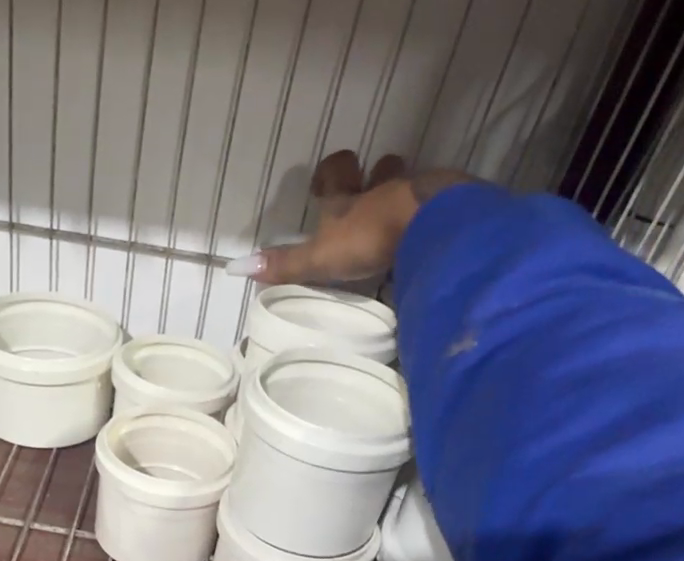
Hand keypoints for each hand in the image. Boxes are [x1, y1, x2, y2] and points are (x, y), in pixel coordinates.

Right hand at [227, 150, 474, 284]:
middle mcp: (382, 191)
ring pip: (411, 185)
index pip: (337, 172)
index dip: (331, 172)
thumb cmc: (369, 237)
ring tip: (403, 214)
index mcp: (349, 200)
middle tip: (373, 184)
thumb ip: (284, 264)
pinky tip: (431, 237)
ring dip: (405, 194)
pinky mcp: (449, 211)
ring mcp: (418, 197)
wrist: (429, 227)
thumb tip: (234, 267)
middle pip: (381, 170)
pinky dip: (433, 220)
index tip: (326, 180)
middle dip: (376, 174)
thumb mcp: (319, 256)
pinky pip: (439, 209)